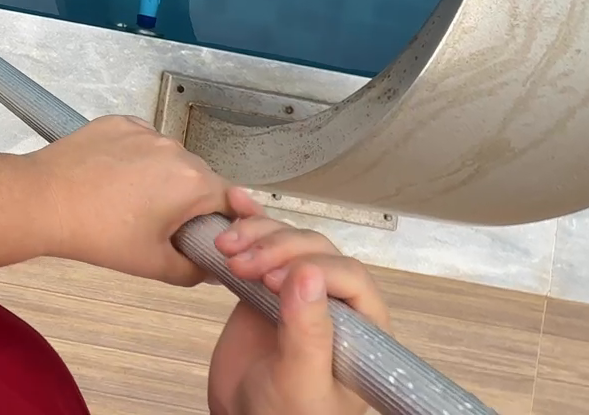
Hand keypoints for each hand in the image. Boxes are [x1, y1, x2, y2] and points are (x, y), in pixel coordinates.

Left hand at [28, 115, 231, 284]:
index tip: (203, 235)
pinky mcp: (115, 121)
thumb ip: (197, 270)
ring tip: (130, 199)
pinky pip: (140, 139)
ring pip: (167, 156)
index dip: (222, 221)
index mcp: (193, 181)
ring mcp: (142, 129)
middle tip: (160, 223)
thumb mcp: (156, 265)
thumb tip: (214, 267)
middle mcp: (173, 147)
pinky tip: (115, 176)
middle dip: (188, 199)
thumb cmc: (100, 234)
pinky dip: (135, 155)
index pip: (231, 201)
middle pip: (198, 176)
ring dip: (161, 175)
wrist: (45, 200)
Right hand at [205, 189, 390, 414]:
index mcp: (363, 333)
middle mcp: (334, 306)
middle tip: (242, 265)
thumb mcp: (300, 384)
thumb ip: (308, 334)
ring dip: (256, 233)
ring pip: (288, 239)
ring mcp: (296, 292)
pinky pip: (260, 243)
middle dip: (276, 248)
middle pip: (316, 250)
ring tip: (226, 249)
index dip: (314, 267)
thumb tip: (307, 275)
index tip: (273, 279)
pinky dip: (247, 220)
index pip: (350, 278)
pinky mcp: (262, 284)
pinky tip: (234, 204)